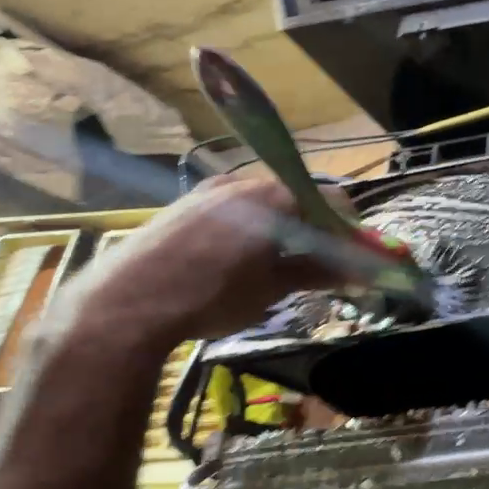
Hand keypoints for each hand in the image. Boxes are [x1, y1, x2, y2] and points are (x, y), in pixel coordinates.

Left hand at [62, 174, 359, 345]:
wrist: (123, 305)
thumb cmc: (211, 295)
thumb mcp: (274, 287)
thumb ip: (321, 271)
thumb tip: (365, 272)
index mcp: (274, 197)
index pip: (332, 201)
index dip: (351, 230)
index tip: (356, 258)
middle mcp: (243, 183)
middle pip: (299, 198)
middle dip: (318, 229)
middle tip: (323, 264)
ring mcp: (209, 192)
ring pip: (266, 205)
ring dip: (286, 229)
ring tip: (283, 266)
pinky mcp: (184, 206)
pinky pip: (236, 210)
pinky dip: (254, 229)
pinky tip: (244, 261)